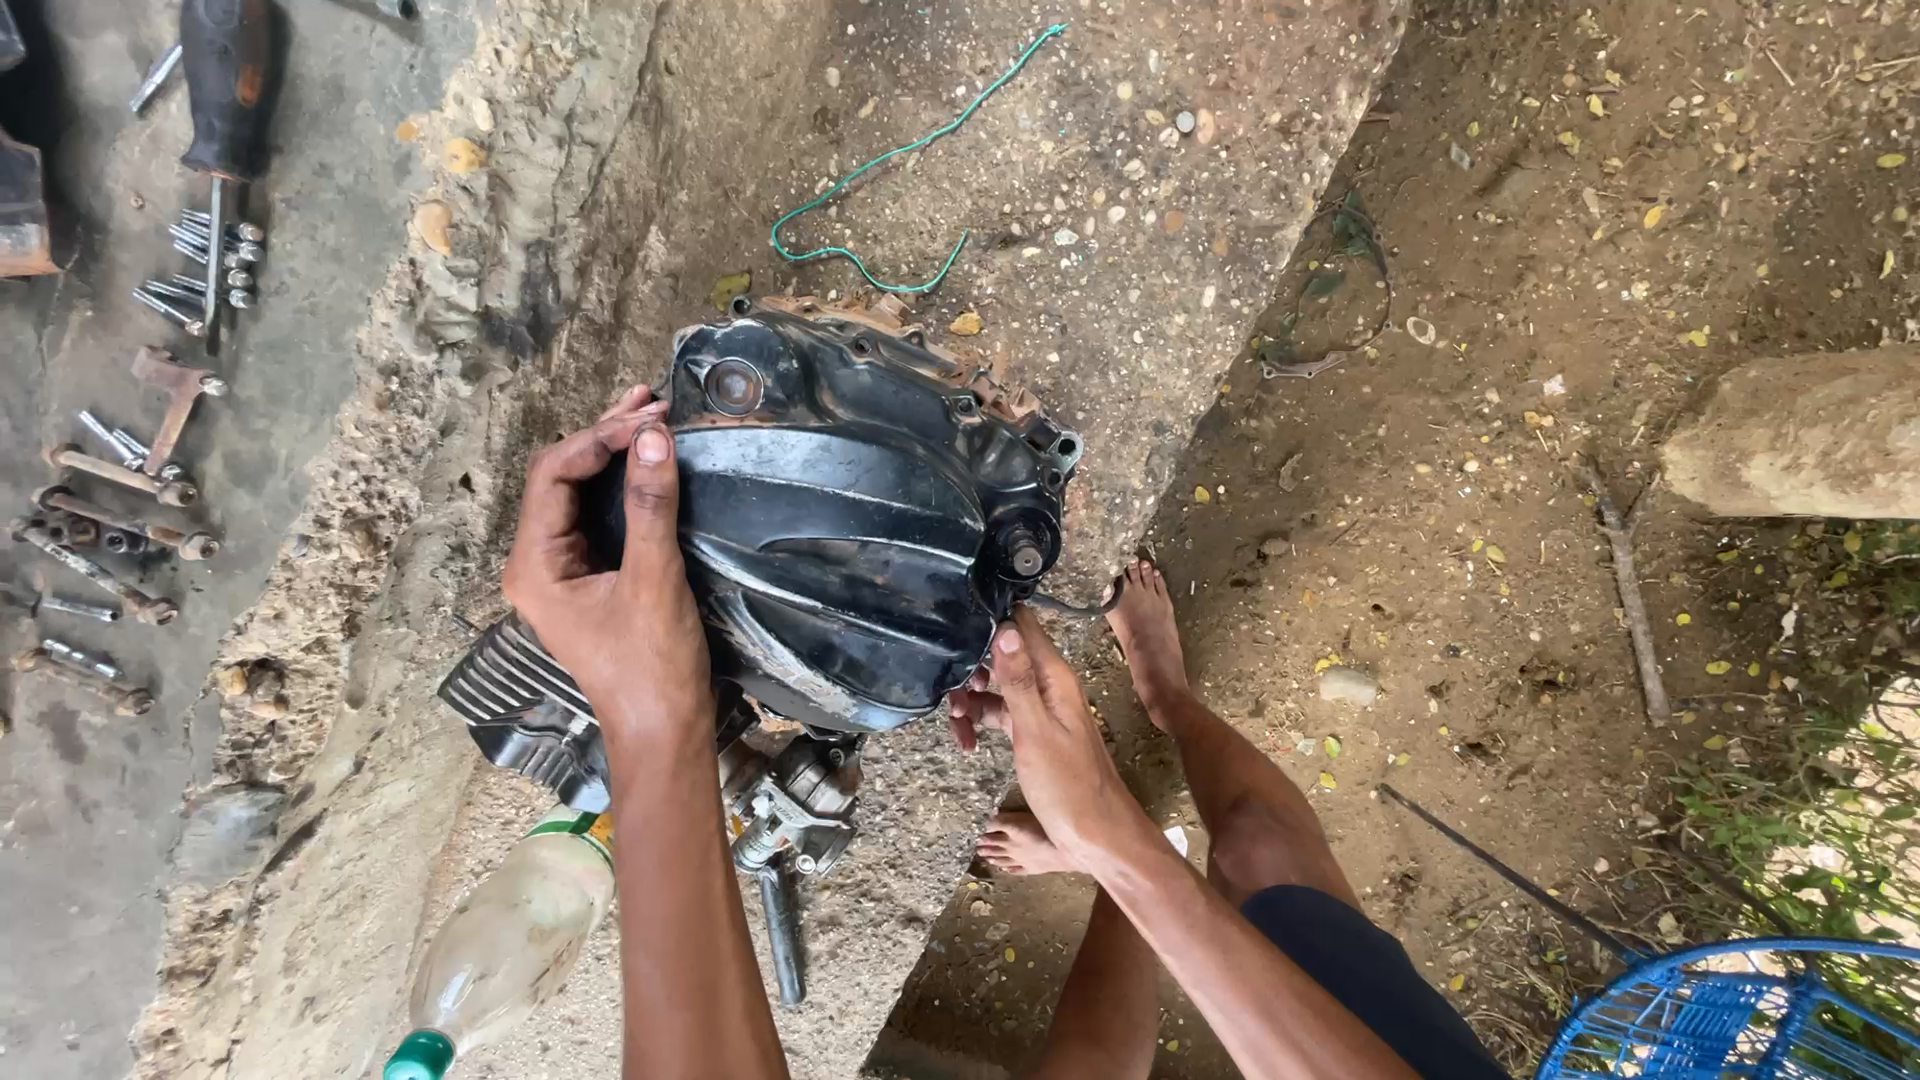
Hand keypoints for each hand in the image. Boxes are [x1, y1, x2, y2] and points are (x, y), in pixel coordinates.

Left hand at [502, 385, 714, 742]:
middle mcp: (538, 562)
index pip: (553, 475)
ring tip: (653, 416)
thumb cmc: (652, 663)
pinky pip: (601, 516)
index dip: (598, 439)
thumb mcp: (654, 581)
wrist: (665, 727)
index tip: (651, 421)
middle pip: (562, 478)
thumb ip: (652, 508)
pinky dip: (626, 484)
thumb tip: (656, 437)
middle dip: (605, 436)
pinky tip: (651, 463)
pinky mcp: (593, 577)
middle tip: (653, 401)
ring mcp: (565, 570)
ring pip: (581, 494)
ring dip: (615, 454)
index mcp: (534, 564)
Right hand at [948, 607, 1156, 861]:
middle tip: (954, 693)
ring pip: (995, 685)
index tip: (957, 628)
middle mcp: (1047, 683)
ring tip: (958, 725)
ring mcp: (1038, 706)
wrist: (1095, 834)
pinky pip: (999, 712)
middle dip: (972, 667)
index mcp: (1054, 675)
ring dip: (971, 699)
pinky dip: (980, 721)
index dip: (990, 620)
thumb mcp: (1035, 731)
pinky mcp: (1029, 729)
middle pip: (1002, 654)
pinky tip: (966, 743)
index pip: (1022, 624)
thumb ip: (1018, 680)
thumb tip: (1004, 627)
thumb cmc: (1068, 784)